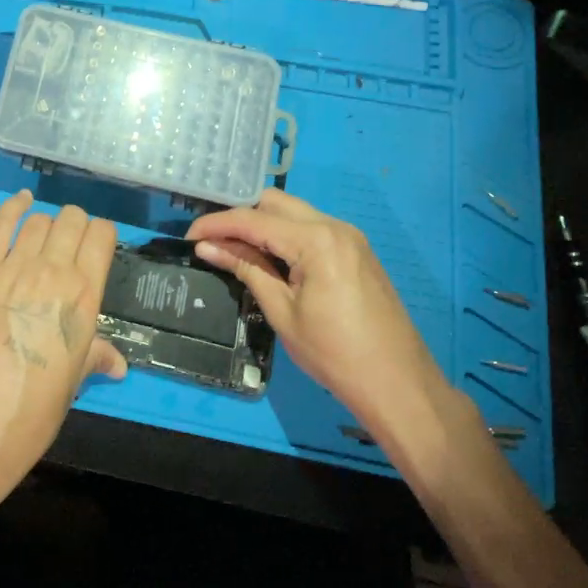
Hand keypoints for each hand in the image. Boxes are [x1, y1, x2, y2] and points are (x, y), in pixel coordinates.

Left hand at [0, 190, 126, 471]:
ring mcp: (14, 267)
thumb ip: (96, 356)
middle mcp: (54, 272)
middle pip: (70, 221)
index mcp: (86, 297)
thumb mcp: (75, 378)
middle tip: (66, 242)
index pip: (102, 238)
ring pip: (37, 221)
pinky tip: (20, 202)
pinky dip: (12, 208)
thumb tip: (117, 363)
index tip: (94, 244)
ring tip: (40, 235)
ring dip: (43, 223)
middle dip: (72, 225)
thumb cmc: (36, 406)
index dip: (99, 235)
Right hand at [187, 189, 448, 432]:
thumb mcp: (281, 311)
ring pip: (293, 212)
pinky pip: (311, 227)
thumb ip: (245, 269)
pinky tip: (268, 257)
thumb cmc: (334, 354)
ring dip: (262, 223)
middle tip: (212, 240)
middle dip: (239, 216)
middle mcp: (335, 226)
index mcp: (316, 240)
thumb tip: (207, 247)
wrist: (399, 384)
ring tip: (234, 248)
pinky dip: (284, 234)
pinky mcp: (356, 251)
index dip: (216, 224)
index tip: (188, 236)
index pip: (253, 219)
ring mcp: (350, 237)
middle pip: (274, 202)